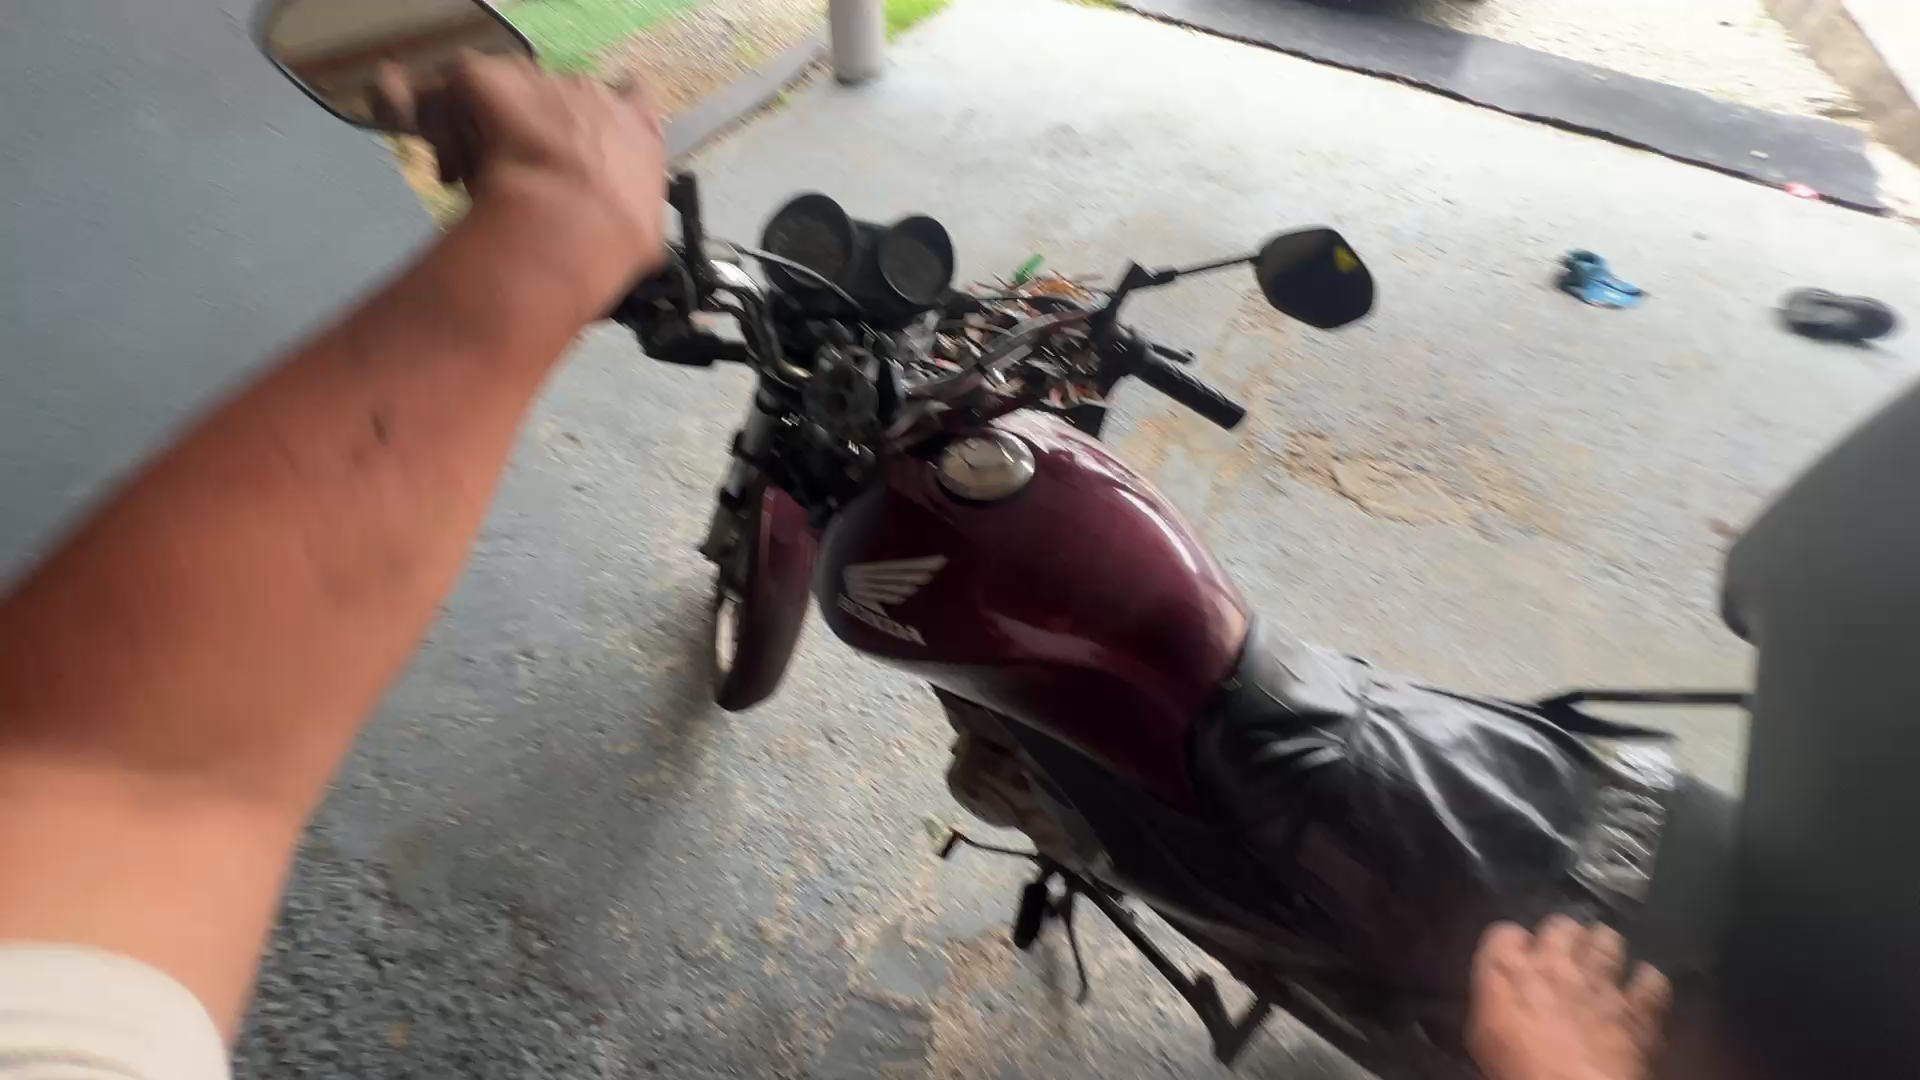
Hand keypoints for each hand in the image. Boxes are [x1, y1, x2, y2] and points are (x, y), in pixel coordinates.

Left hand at [375, 53, 668, 306]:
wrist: (571, 228)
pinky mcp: (488, 78)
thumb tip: (626, 225)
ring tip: (480, 170)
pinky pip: (458, 87)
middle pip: (563, 93)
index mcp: (639, 128)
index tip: (592, 134)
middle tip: (530, 168)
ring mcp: (540, 81)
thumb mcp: (647, 229)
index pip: (633, 94)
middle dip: (544, 122)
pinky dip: (446, 118)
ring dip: (494, 119)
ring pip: (508, 87)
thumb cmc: (619, 240)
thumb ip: (634, 208)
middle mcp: (593, 93)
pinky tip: (449, 161)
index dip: (608, 106)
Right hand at [1468, 916, 1672, 1079]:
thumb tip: (1500, 995)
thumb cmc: (1514, 1065)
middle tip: (1566, 945)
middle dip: (1564, 933)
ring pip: (1606, 942)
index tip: (1518, 954)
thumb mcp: (1480, 1030)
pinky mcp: (1635, 1012)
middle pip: (1561, 926)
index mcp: (1507, 965)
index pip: (1507, 931)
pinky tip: (1647, 982)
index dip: (1514, 941)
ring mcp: (1598, 985)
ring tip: (1605, 951)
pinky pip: (1652, 983)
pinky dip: (1649, 981)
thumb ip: (1493, 999)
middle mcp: (1552, 963)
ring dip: (1604, 944)